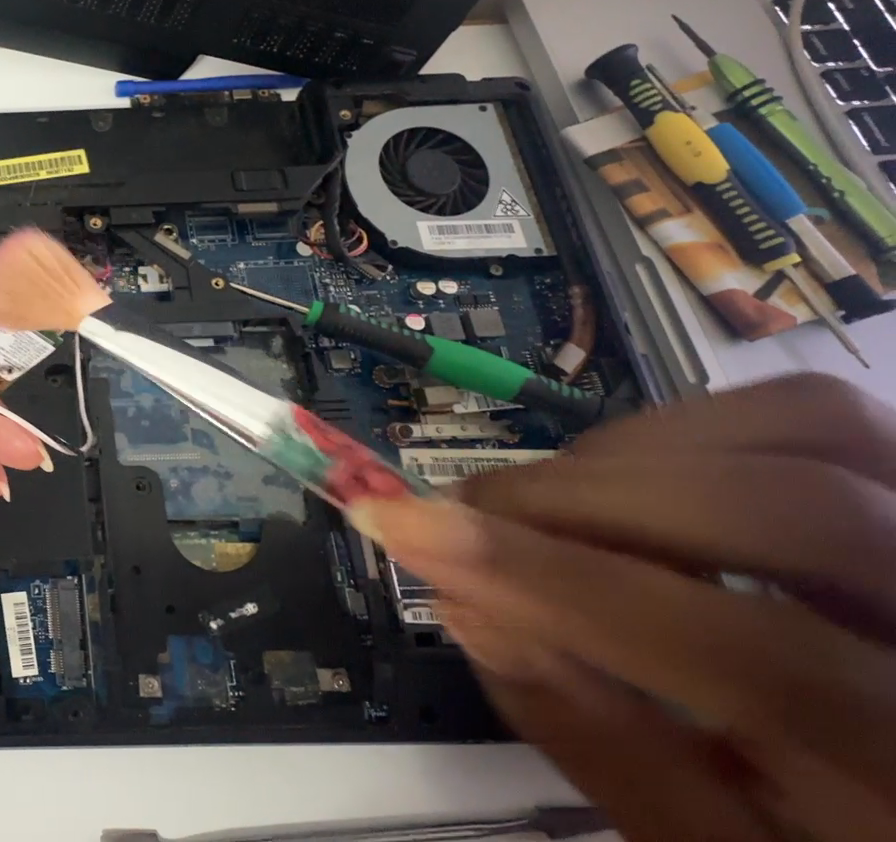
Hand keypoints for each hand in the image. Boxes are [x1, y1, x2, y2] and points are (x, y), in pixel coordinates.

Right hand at [350, 374, 895, 841]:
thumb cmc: (811, 835)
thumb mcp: (705, 841)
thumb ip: (588, 731)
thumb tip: (461, 598)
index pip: (750, 657)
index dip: (557, 579)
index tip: (402, 525)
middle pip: (787, 507)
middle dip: (581, 498)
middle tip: (463, 512)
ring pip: (805, 429)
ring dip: (630, 454)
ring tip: (542, 503)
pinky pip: (806, 414)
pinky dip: (682, 429)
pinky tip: (622, 485)